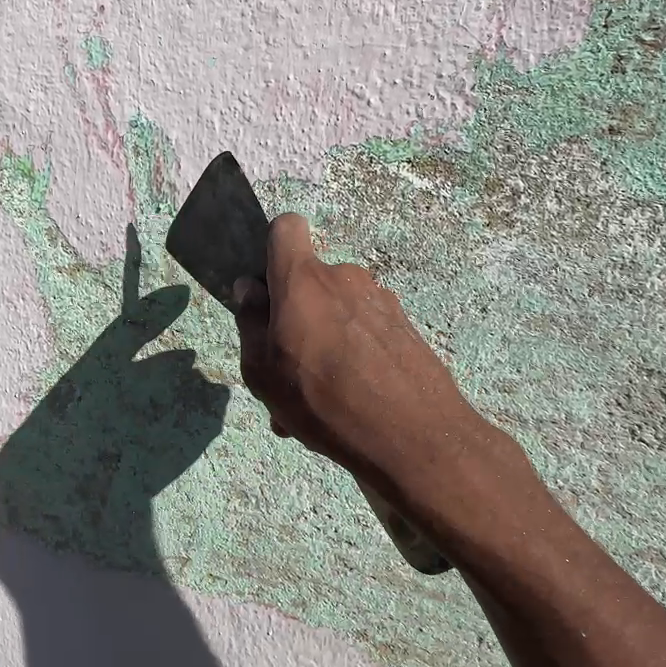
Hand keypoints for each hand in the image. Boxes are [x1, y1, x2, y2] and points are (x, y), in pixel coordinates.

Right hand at [233, 213, 492, 501]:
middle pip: (309, 281)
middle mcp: (343, 278)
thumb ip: (250, 322)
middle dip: (294, 317)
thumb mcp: (262, 370)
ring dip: (322, 344)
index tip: (268, 286)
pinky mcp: (405, 327)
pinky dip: (351, 359)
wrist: (415, 438)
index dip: (273, 248)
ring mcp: (380, 301)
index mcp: (301, 280)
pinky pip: (363, 334)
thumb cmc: (322, 399)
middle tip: (285, 370)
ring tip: (316, 398)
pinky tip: (347, 404)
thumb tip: (249, 287)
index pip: (286, 228)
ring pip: (335, 313)